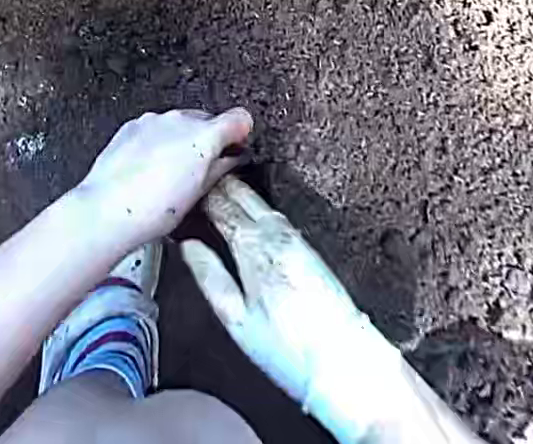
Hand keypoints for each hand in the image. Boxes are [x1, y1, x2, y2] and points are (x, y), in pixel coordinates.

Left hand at [69, 107, 253, 251]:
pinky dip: (158, 140)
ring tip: (170, 172)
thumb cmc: (151, 210)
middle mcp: (180, 120)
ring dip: (182, 139)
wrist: (106, 209)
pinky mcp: (133, 125)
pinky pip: (155, 127)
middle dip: (209, 139)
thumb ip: (220, 168)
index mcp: (204, 136)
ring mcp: (155, 120)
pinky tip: (150, 166)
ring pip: (180, 123)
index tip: (237, 144)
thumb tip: (230, 159)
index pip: (238, 119)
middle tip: (202, 168)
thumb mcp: (198, 194)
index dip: (241, 132)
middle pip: (207, 120)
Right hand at [179, 177, 482, 443]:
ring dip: (240, 189)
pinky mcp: (307, 245)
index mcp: (252, 247)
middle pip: (242, 198)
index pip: (222, 209)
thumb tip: (189, 246)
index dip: (204, 195)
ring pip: (260, 202)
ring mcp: (293, 237)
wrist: (344, 357)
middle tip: (204, 174)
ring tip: (224, 182)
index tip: (188, 186)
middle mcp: (274, 234)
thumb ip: (210, 277)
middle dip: (222, 184)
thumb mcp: (236, 319)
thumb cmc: (287, 348)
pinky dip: (259, 202)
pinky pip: (275, 212)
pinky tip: (255, 206)